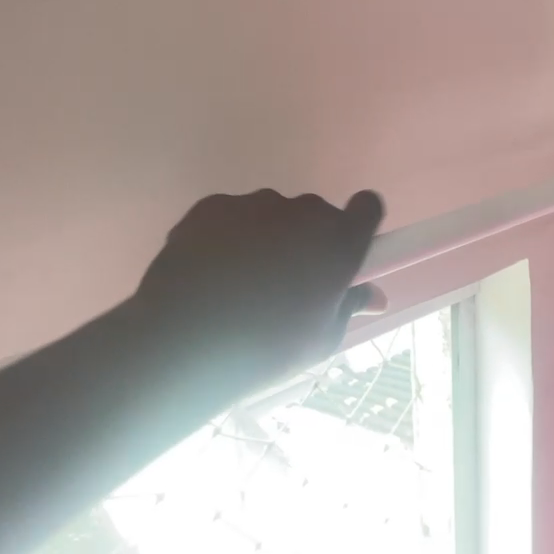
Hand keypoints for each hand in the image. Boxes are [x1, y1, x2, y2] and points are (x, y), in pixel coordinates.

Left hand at [131, 189, 384, 383]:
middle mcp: (304, 212)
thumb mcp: (320, 340)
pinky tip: (208, 273)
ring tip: (237, 283)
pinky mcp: (213, 205)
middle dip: (307, 240)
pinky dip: (226, 236)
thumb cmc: (264, 349)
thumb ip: (349, 307)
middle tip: (286, 282)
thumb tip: (373, 295)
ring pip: (272, 215)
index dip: (359, 224)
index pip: (368, 207)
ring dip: (266, 237)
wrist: (180, 345)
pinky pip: (231, 215)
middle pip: (316, 214)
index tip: (344, 250)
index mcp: (339, 242)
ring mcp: (257, 204)